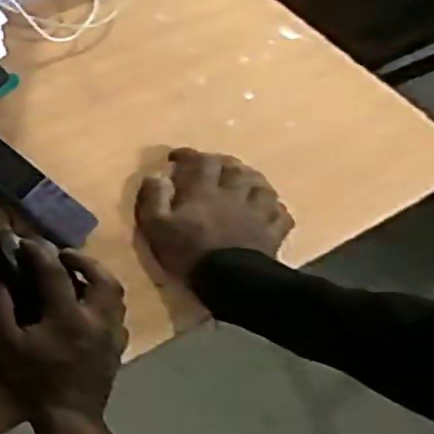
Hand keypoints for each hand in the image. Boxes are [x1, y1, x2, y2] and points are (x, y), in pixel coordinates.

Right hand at [0, 239, 127, 424]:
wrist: (69, 415)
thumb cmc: (31, 377)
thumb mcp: (5, 341)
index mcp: (68, 315)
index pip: (55, 272)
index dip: (37, 252)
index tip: (22, 240)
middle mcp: (97, 318)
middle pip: (102, 277)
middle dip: (81, 259)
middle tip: (59, 253)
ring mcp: (112, 333)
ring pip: (115, 293)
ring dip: (95, 276)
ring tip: (74, 273)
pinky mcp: (117, 345)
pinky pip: (115, 312)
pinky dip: (101, 299)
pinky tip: (84, 304)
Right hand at [136, 148, 293, 278]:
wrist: (230, 278)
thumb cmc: (186, 249)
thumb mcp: (154, 224)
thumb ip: (153, 197)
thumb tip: (155, 175)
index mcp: (203, 192)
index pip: (201, 162)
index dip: (189, 155)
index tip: (176, 156)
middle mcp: (234, 195)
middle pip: (235, 170)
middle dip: (222, 163)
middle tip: (210, 165)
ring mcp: (258, 212)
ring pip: (261, 186)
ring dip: (251, 179)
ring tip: (242, 180)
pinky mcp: (274, 231)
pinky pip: (280, 212)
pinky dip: (272, 205)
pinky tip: (266, 207)